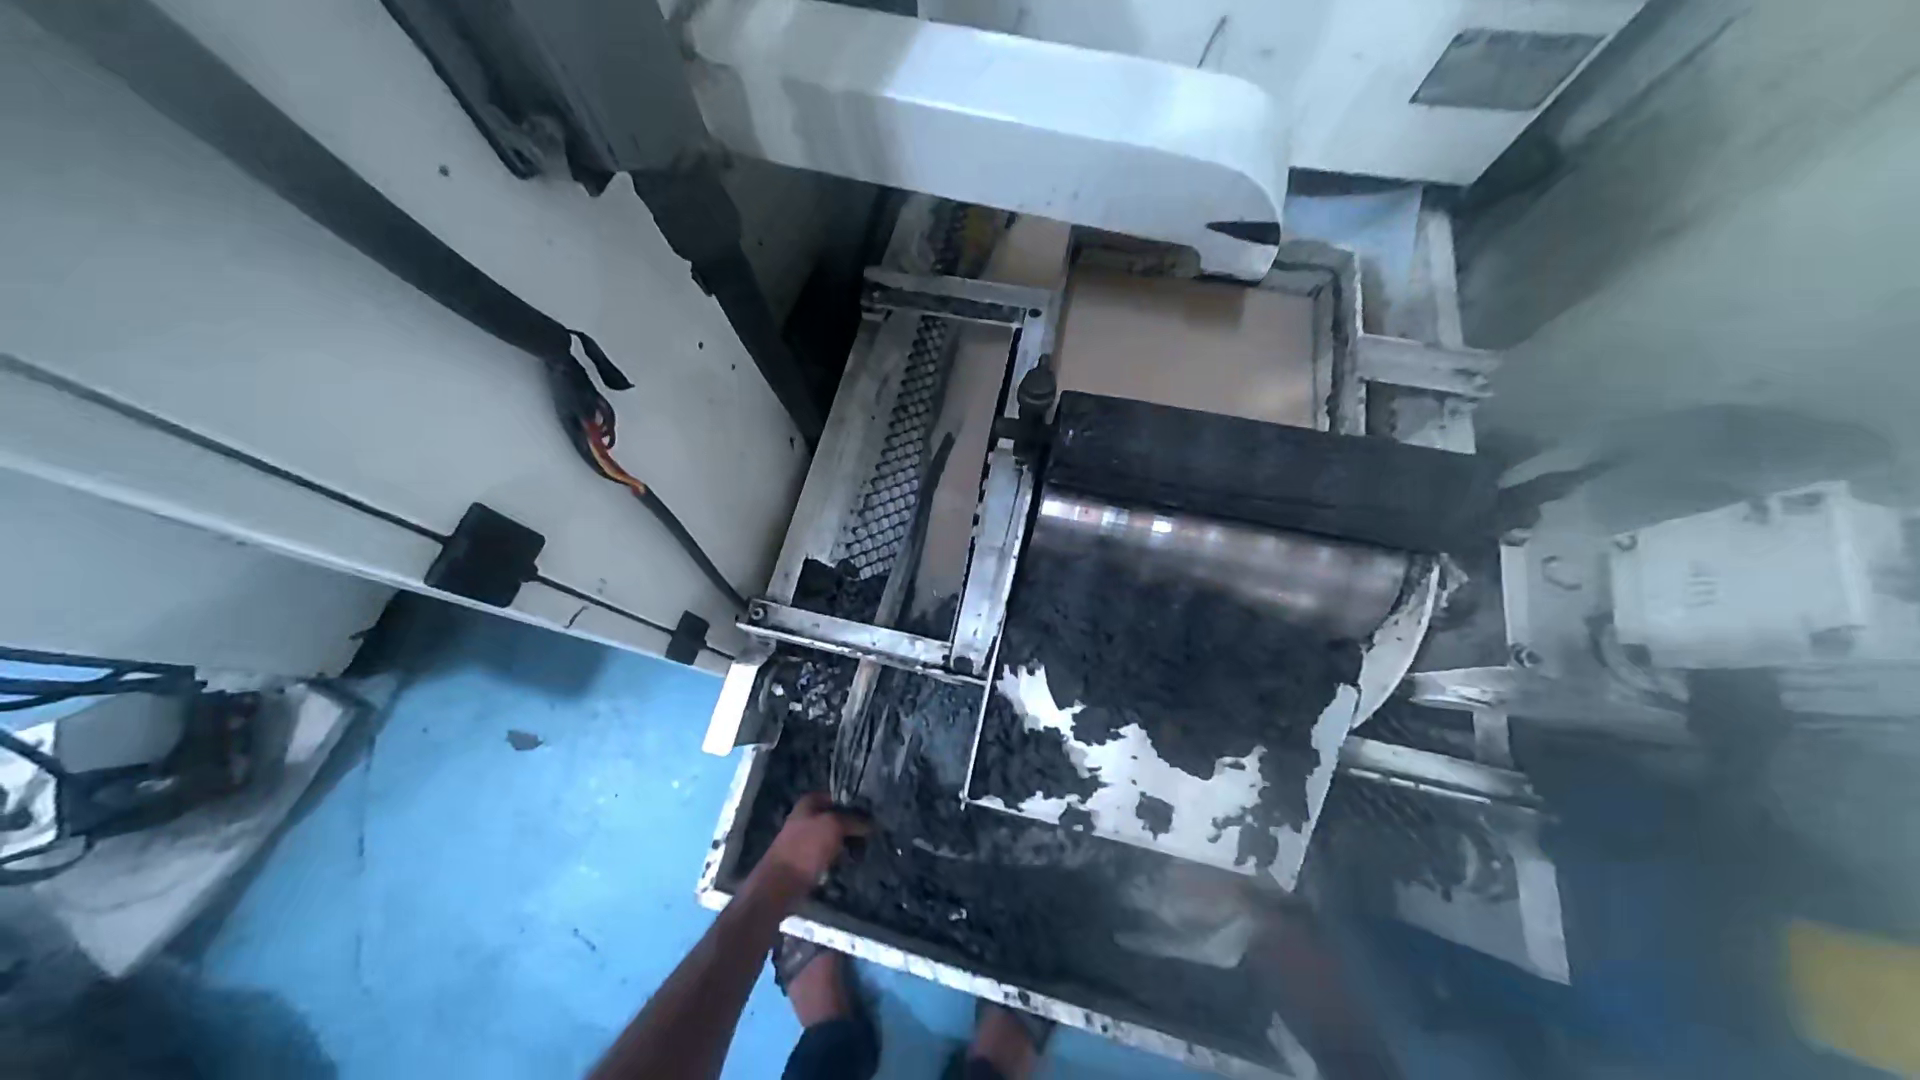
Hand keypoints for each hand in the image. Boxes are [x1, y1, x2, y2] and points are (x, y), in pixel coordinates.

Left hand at [754, 793, 870, 902]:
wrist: (779, 885)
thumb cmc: (805, 848)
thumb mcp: (834, 826)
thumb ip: (854, 820)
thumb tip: (871, 824)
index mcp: (810, 802)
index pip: (840, 797)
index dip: (857, 805)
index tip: (873, 816)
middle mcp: (807, 817)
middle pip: (838, 818)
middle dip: (854, 828)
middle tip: (870, 838)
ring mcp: (806, 839)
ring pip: (835, 837)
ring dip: (848, 845)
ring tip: (862, 854)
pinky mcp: (807, 859)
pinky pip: (829, 854)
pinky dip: (839, 859)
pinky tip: (849, 864)